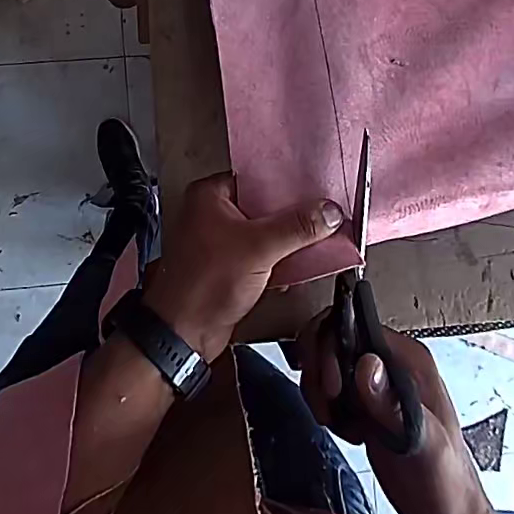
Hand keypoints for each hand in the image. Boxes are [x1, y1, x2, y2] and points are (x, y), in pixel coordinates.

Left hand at [141, 174, 342, 360]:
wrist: (185, 335)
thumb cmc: (200, 287)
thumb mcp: (258, 248)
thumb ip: (297, 227)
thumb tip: (327, 212)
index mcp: (210, 196)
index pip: (258, 178)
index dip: (288, 183)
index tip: (315, 188)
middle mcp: (213, 215)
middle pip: (266, 206)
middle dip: (294, 215)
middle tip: (321, 214)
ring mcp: (221, 242)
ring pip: (266, 232)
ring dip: (290, 240)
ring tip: (316, 238)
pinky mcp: (230, 266)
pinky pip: (264, 254)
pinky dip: (281, 259)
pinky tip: (300, 264)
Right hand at [297, 318, 487, 513]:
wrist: (444, 507)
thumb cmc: (443, 476)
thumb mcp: (422, 443)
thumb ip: (393, 404)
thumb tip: (364, 363)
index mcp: (408, 357)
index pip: (355, 325)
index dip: (331, 349)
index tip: (331, 389)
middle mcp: (389, 360)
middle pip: (333, 337)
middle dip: (318, 370)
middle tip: (326, 409)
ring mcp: (375, 380)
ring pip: (325, 361)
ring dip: (318, 391)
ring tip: (338, 424)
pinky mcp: (363, 400)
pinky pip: (328, 387)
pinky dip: (324, 407)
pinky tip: (346, 432)